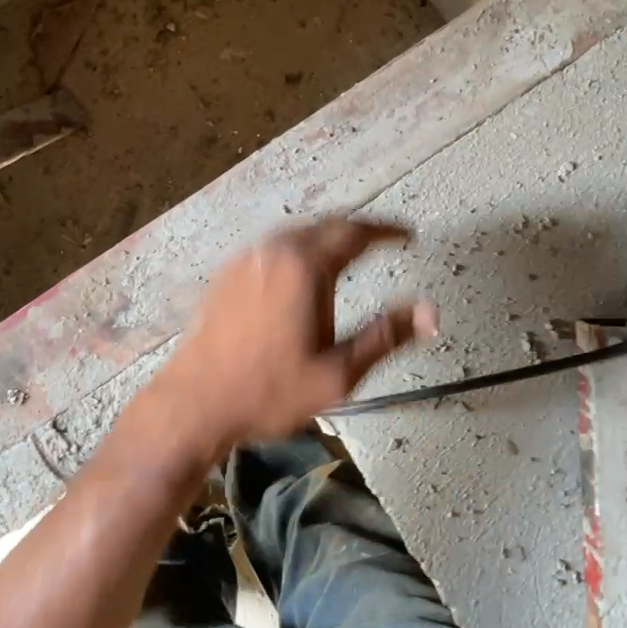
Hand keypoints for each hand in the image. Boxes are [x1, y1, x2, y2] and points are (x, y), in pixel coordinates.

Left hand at [155, 219, 434, 449]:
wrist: (196, 402)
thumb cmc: (270, 391)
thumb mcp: (338, 374)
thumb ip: (386, 337)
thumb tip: (431, 311)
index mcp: (303, 267)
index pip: (354, 232)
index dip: (385, 230)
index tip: (407, 234)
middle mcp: (273, 250)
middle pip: (323, 225)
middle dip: (357, 229)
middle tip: (383, 240)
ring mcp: (246, 258)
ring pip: (296, 233)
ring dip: (325, 237)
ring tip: (349, 251)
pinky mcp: (228, 272)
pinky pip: (272, 246)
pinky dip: (298, 247)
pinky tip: (303, 270)